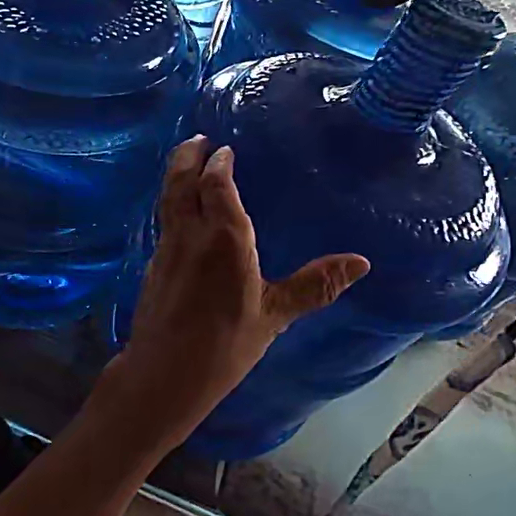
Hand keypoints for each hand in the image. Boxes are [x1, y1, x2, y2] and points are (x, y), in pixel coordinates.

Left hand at [87, 136, 369, 449]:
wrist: (163, 376)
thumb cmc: (224, 345)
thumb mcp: (275, 315)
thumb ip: (315, 285)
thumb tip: (362, 262)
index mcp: (224, 239)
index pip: (216, 184)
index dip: (218, 163)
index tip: (224, 150)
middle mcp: (190, 235)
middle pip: (181, 182)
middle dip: (187, 156)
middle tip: (197, 139)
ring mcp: (167, 250)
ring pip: (167, 200)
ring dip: (175, 176)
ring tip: (186, 164)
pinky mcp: (153, 268)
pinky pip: (164, 222)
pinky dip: (172, 204)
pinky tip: (181, 215)